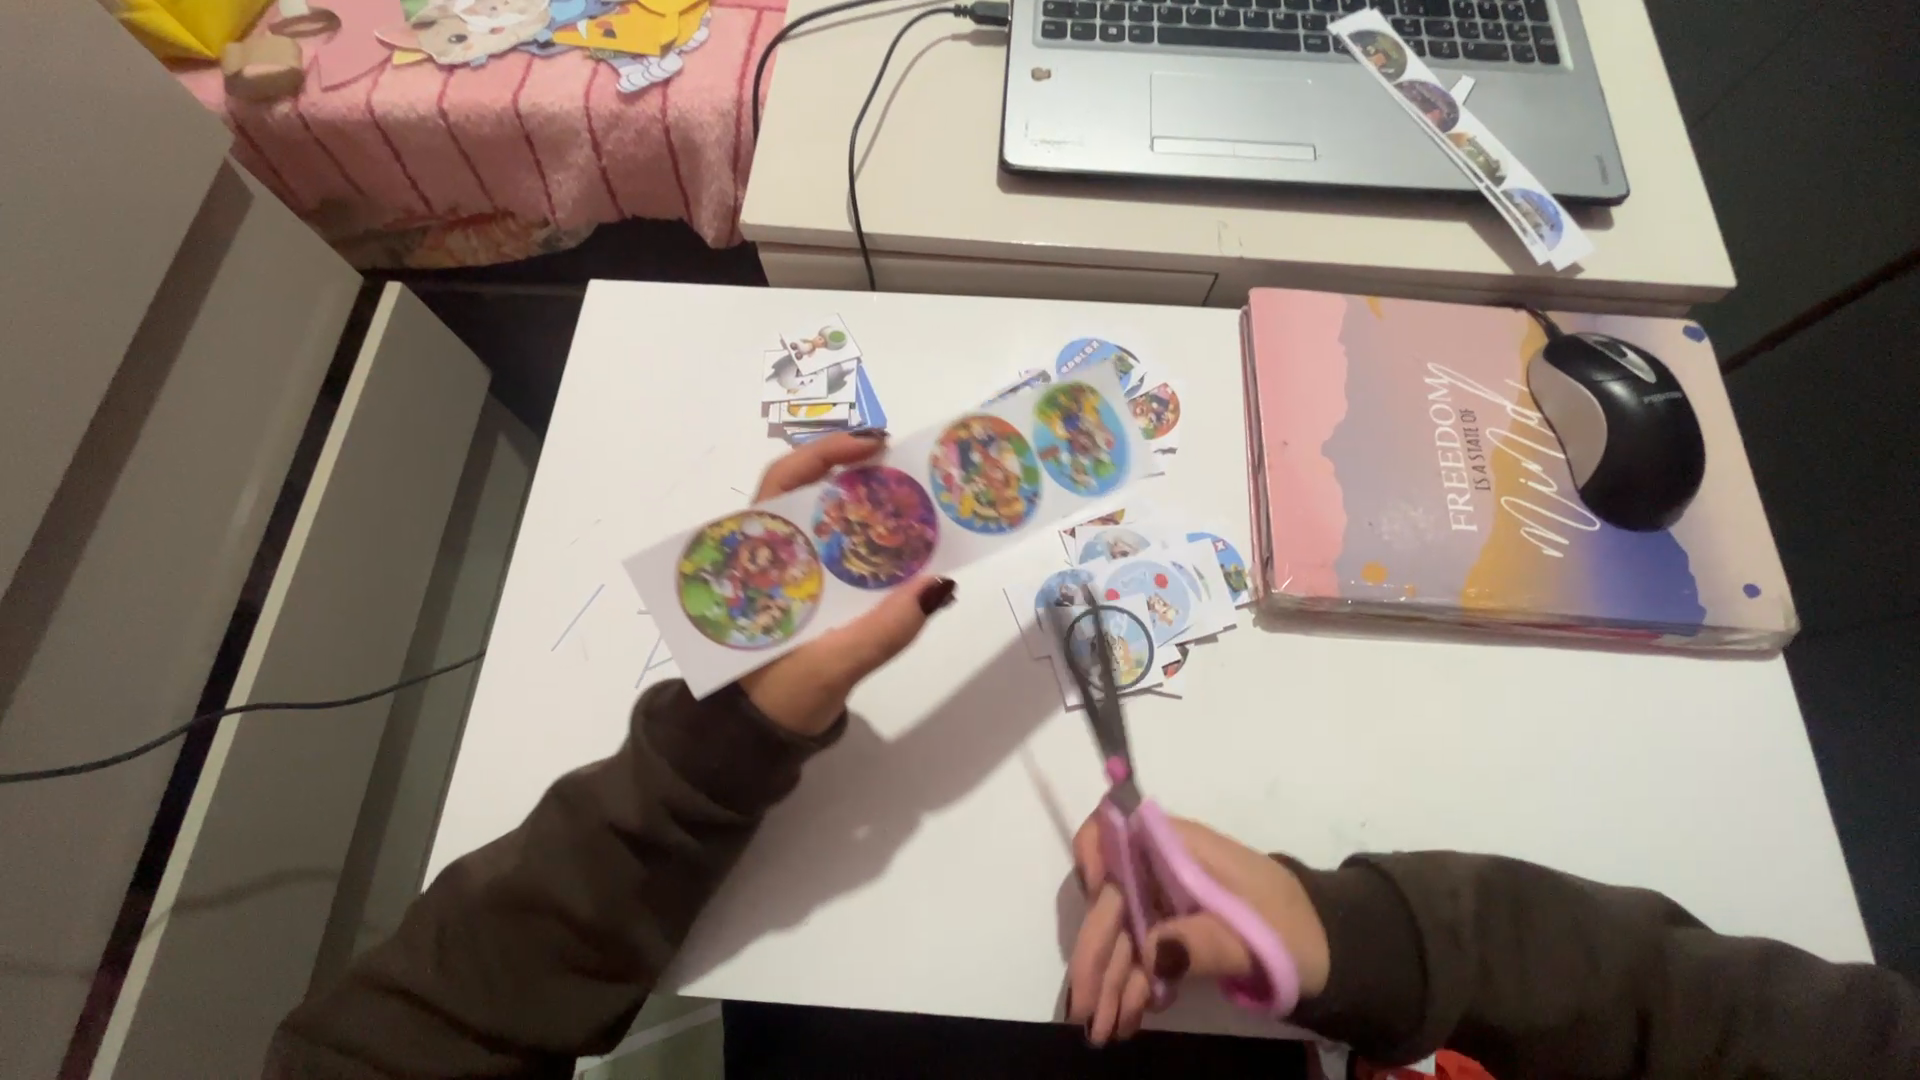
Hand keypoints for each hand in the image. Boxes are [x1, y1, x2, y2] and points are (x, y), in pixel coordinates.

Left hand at [737, 433, 954, 736]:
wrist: (761, 736)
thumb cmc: (783, 697)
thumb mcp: (835, 665)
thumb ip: (886, 629)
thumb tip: (941, 583)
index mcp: (759, 560)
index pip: (785, 482)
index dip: (827, 453)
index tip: (874, 444)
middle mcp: (771, 554)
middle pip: (809, 490)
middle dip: (855, 469)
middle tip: (907, 463)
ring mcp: (792, 571)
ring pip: (826, 518)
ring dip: (865, 501)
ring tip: (912, 493)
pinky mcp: (810, 591)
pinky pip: (839, 551)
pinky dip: (870, 537)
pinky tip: (901, 540)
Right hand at [1065, 813, 1330, 1045]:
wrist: (1330, 950)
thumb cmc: (1293, 928)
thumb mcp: (1255, 937)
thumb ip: (1204, 942)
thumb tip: (1151, 951)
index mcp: (1180, 848)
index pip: (1116, 826)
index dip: (1095, 853)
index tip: (1096, 897)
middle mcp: (1161, 869)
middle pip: (1110, 897)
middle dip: (1094, 951)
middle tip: (1085, 1010)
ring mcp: (1164, 902)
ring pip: (1120, 932)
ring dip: (1107, 980)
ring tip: (1102, 1031)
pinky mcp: (1172, 934)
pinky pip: (1139, 955)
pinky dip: (1129, 987)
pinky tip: (1126, 1020)